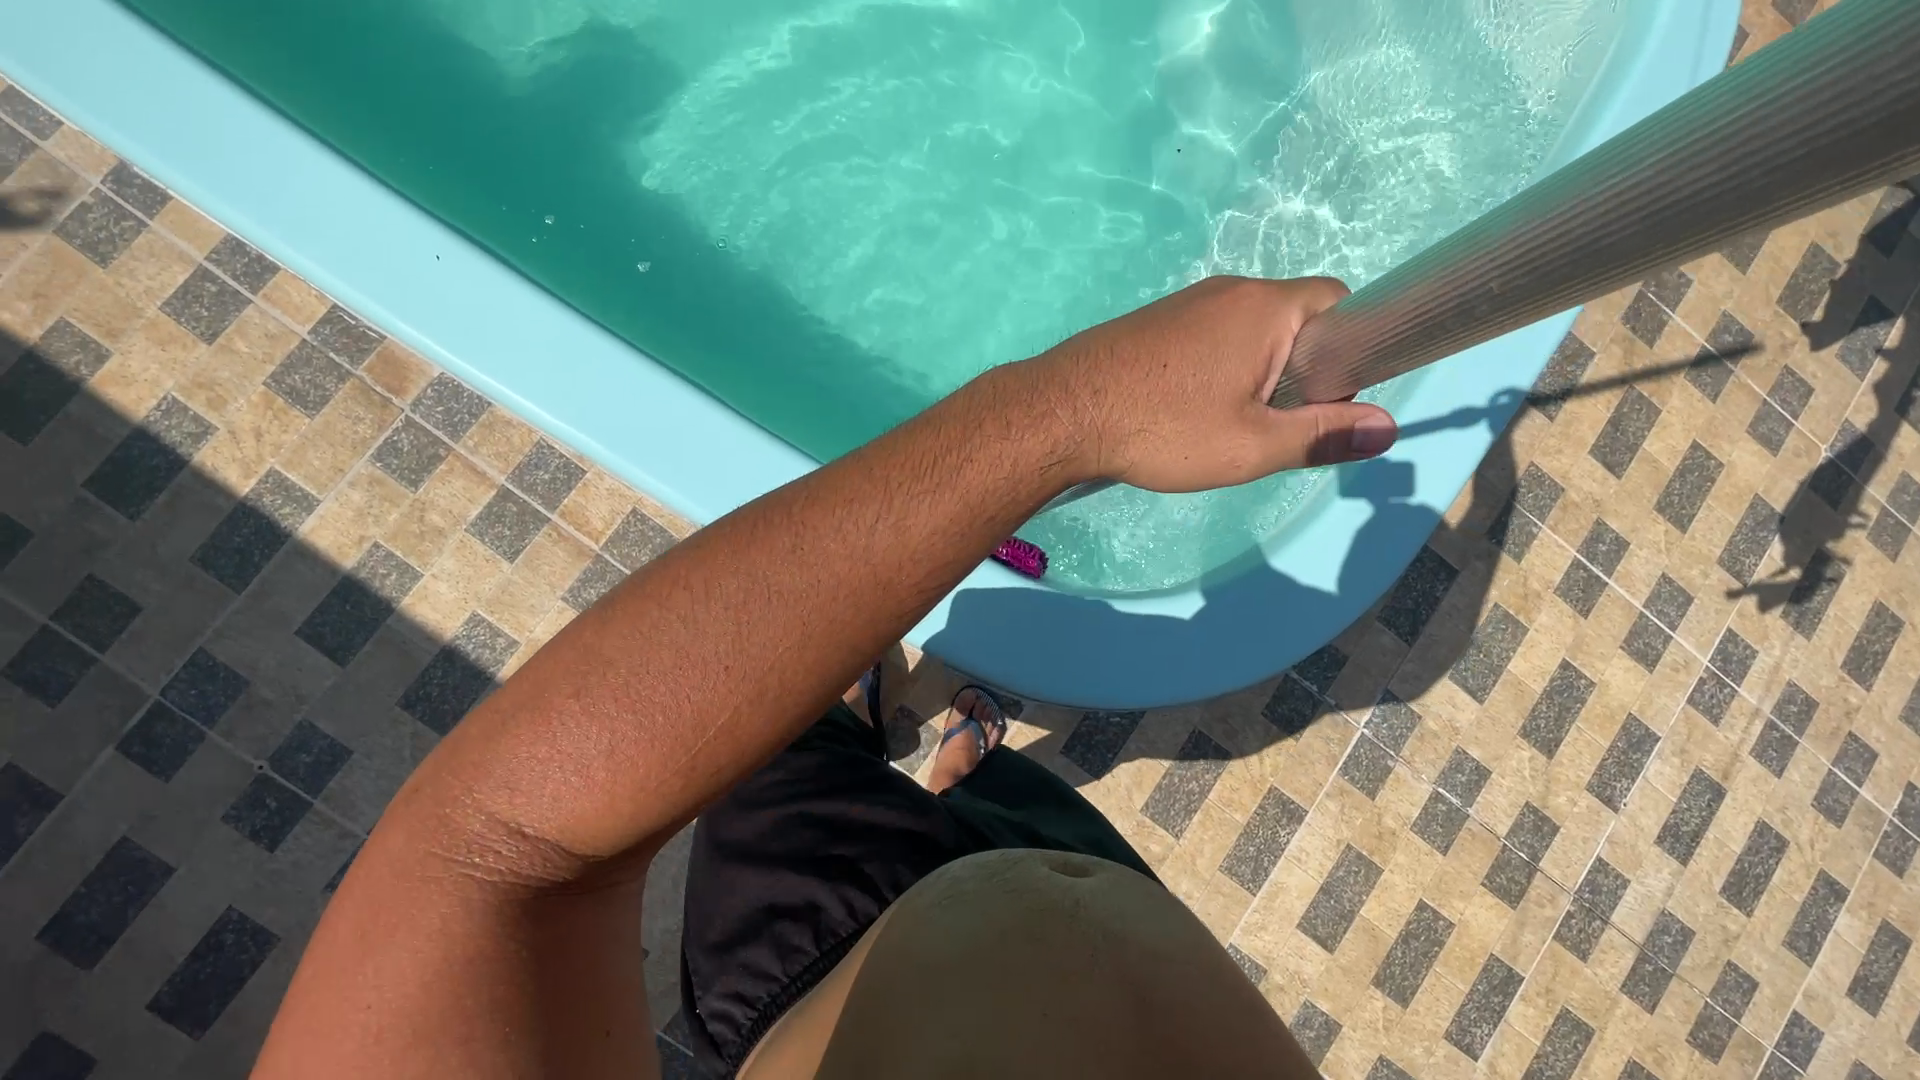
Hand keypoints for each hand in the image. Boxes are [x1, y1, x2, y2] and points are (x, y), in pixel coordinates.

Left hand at [1026, 275, 1397, 492]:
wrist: (1060, 413)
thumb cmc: (1162, 428)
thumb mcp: (1251, 446)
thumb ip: (1321, 435)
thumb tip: (1389, 427)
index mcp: (1265, 307)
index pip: (1340, 303)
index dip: (1348, 351)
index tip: (1322, 400)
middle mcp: (1229, 290)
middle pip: (1294, 320)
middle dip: (1299, 368)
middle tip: (1270, 423)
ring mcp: (1186, 303)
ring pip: (1249, 332)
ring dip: (1254, 372)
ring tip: (1224, 423)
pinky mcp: (1155, 322)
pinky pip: (1209, 337)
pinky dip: (1216, 369)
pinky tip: (1186, 409)